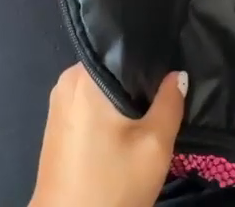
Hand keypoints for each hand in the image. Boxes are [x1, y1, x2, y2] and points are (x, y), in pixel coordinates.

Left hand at [29, 65, 185, 206]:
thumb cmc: (111, 186)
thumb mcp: (154, 147)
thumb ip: (170, 104)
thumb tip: (177, 74)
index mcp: (85, 76)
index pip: (124, 48)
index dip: (152, 55)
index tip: (173, 60)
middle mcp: (67, 80)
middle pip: (113, 68)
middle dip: (139, 80)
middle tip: (168, 89)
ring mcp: (59, 102)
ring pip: (102, 88)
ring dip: (124, 98)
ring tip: (151, 107)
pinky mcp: (57, 124)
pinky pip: (89, 104)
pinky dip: (108, 111)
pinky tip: (127, 126)